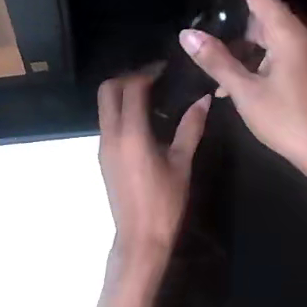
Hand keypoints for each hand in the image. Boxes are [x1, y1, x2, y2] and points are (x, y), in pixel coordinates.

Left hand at [97, 66, 209, 263]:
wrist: (140, 237)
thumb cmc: (165, 202)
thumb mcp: (182, 163)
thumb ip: (190, 128)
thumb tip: (203, 100)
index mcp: (131, 134)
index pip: (132, 88)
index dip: (147, 73)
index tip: (166, 69)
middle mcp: (111, 135)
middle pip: (108, 91)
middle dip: (128, 78)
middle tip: (154, 79)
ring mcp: (103, 147)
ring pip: (105, 107)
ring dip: (123, 95)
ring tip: (153, 97)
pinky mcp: (103, 158)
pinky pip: (108, 123)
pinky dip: (121, 112)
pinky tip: (146, 121)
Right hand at [178, 0, 306, 175]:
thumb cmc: (289, 122)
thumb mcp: (246, 93)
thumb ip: (217, 60)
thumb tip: (187, 35)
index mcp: (290, 31)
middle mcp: (306, 32)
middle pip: (265, 11)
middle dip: (233, 22)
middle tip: (205, 34)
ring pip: (273, 33)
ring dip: (245, 46)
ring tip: (217, 69)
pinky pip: (284, 49)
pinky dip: (260, 57)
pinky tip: (239, 83)